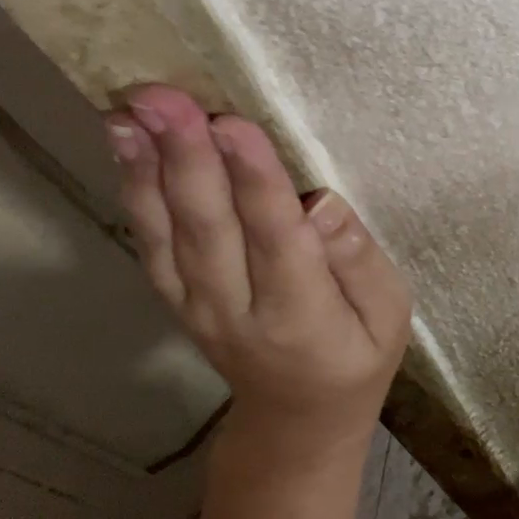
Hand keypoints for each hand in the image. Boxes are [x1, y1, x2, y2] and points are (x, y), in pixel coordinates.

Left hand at [105, 84, 411, 460]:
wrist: (295, 420)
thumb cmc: (358, 355)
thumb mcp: (389, 314)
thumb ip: (360, 260)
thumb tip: (324, 203)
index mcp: (298, 312)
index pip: (274, 236)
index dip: (253, 179)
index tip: (233, 125)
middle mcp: (234, 307)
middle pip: (207, 226)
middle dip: (185, 156)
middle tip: (165, 98)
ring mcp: (196, 304)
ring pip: (166, 232)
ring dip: (146, 167)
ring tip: (128, 112)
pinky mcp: (179, 297)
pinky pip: (152, 242)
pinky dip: (137, 192)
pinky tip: (129, 149)